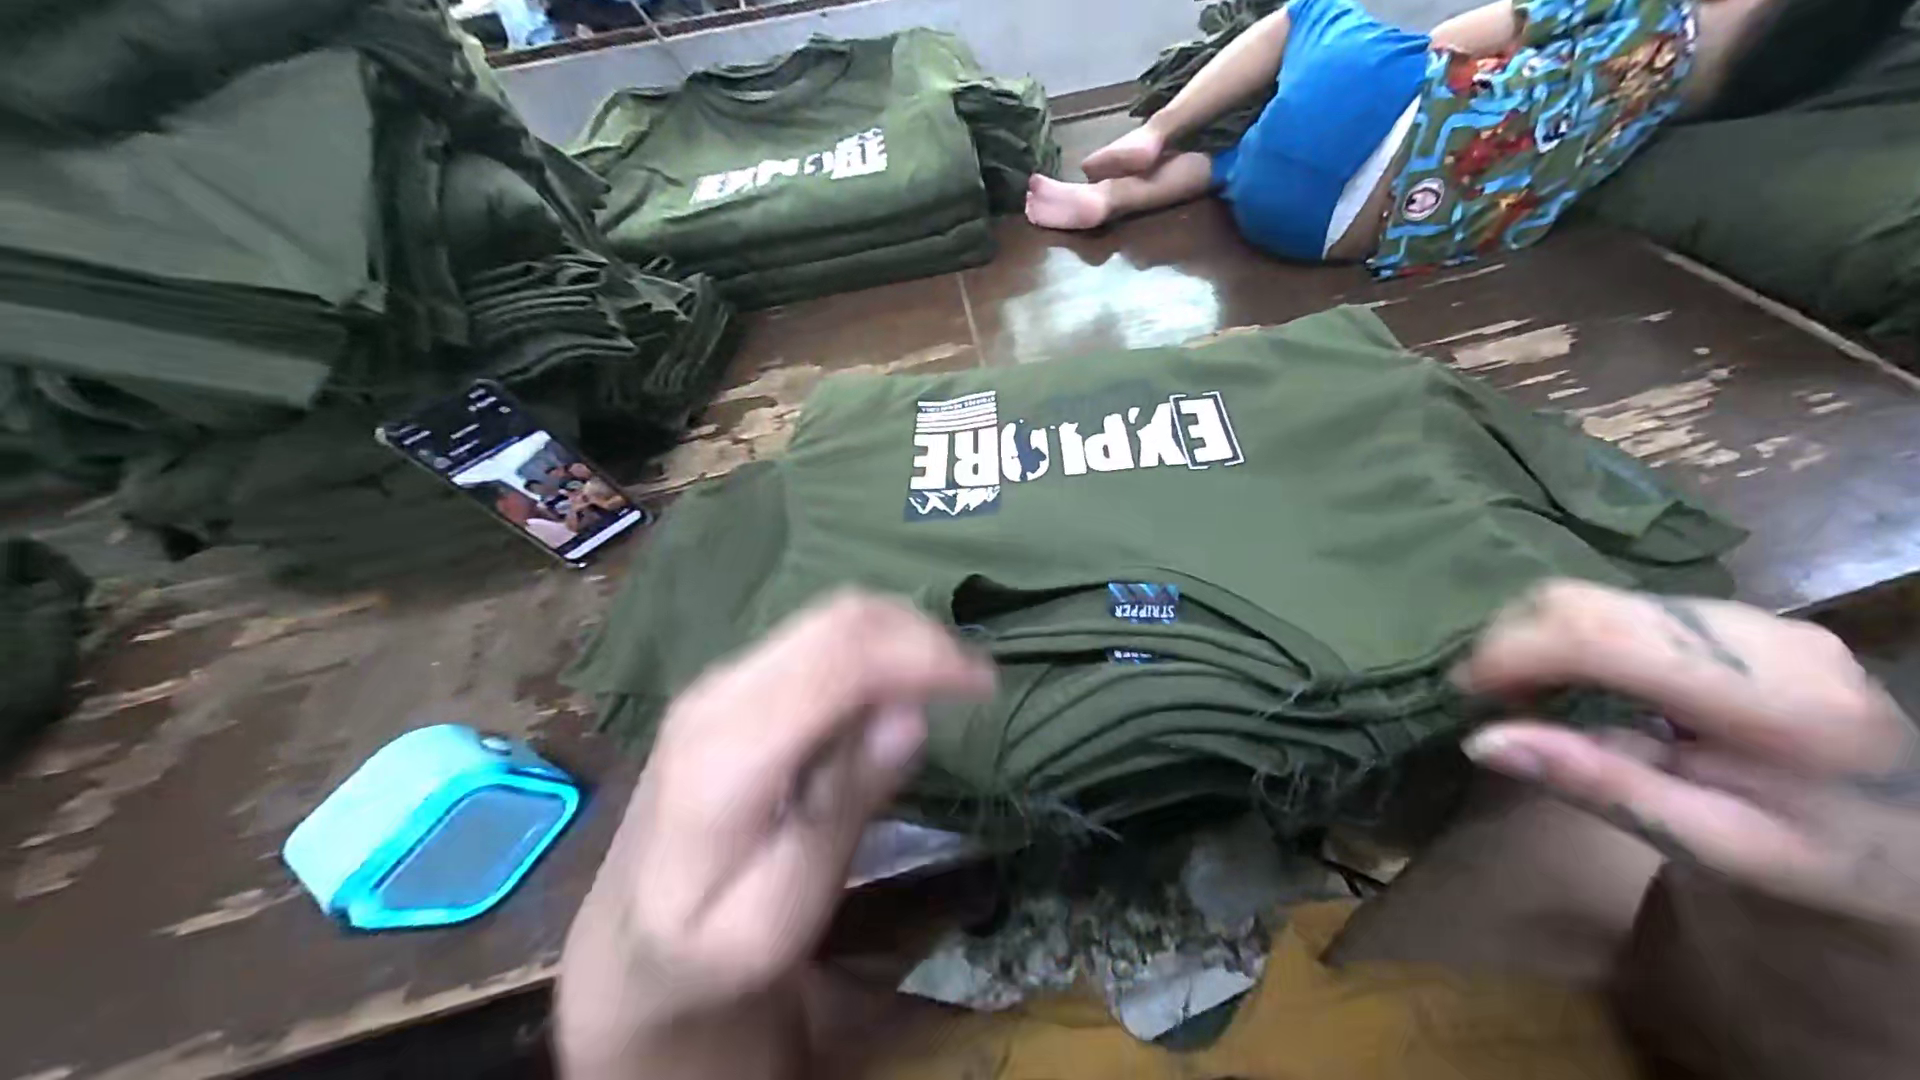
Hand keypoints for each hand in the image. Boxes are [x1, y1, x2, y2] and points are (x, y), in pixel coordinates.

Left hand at [582, 592, 993, 1018]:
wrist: (633, 936)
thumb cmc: (710, 944)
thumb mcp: (782, 912)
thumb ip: (839, 810)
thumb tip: (911, 717)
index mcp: (727, 753)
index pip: (838, 663)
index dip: (922, 656)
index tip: (985, 686)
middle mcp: (720, 693)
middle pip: (838, 621)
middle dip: (921, 636)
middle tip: (975, 681)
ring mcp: (723, 679)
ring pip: (831, 616)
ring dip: (901, 634)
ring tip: (949, 679)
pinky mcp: (735, 681)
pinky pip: (818, 635)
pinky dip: (875, 643)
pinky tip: (899, 680)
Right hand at [1459, 579, 1919, 924]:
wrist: (1919, 833)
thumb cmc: (1822, 857)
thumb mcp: (1718, 845)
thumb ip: (1601, 786)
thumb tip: (1481, 740)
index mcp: (1775, 698)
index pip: (1601, 636)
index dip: (1511, 652)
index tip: (1465, 693)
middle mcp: (1757, 634)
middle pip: (1581, 603)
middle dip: (1507, 643)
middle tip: (1486, 699)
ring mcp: (1742, 615)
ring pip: (1584, 595)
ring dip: (1527, 637)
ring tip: (1521, 693)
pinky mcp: (1723, 614)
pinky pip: (1606, 604)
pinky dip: (1557, 636)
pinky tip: (1563, 679)